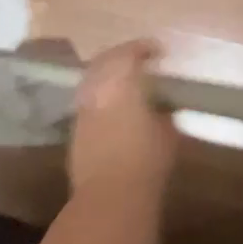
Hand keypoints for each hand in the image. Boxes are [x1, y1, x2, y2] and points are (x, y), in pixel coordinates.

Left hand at [70, 40, 179, 202]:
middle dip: (120, 56)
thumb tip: (163, 108)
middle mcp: (96, 89)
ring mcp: (81, 109)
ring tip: (125, 83)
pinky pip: (87, 101)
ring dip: (107, 75)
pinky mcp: (74, 130)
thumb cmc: (146, 162)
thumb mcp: (168, 135)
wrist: (109, 196)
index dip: (143, 48)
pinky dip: (99, 96)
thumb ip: (164, 115)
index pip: (128, 53)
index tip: (157, 50)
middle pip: (103, 61)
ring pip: (91, 80)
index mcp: (120, 82)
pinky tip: (113, 107)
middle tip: (138, 60)